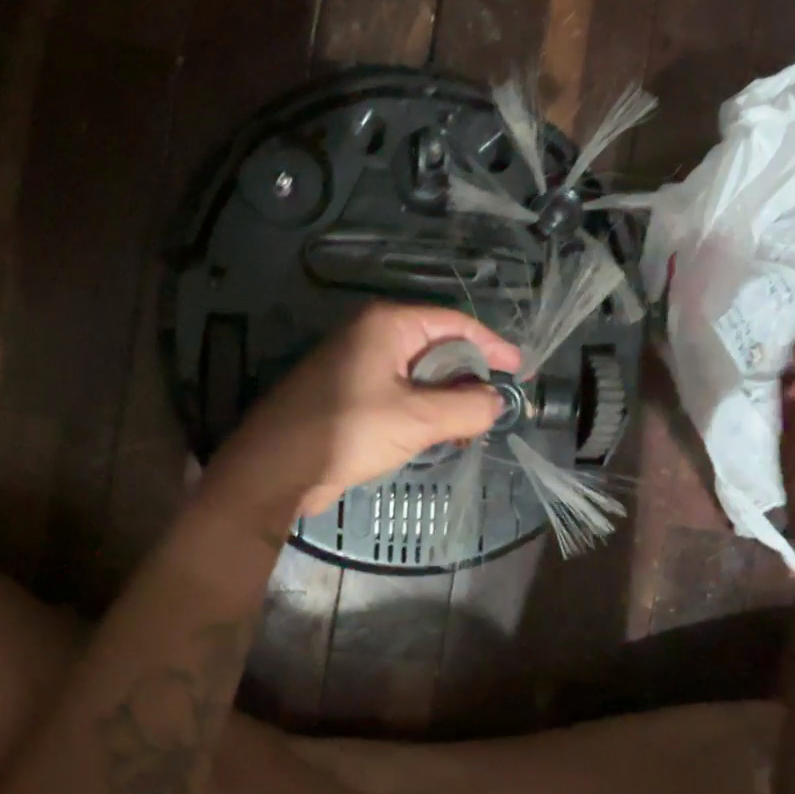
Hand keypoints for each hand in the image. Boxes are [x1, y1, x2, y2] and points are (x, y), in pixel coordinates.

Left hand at [202, 303, 521, 525]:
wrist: (274, 469)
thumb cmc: (346, 431)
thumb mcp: (416, 419)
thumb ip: (465, 407)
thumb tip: (497, 401)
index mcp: (386, 324)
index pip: (454, 324)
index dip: (491, 346)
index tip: (520, 370)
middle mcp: (370, 335)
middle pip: (436, 347)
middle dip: (468, 378)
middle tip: (493, 410)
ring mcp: (355, 364)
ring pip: (417, 374)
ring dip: (445, 400)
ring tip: (469, 431)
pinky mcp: (346, 394)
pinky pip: (397, 394)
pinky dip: (421, 411)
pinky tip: (437, 437)